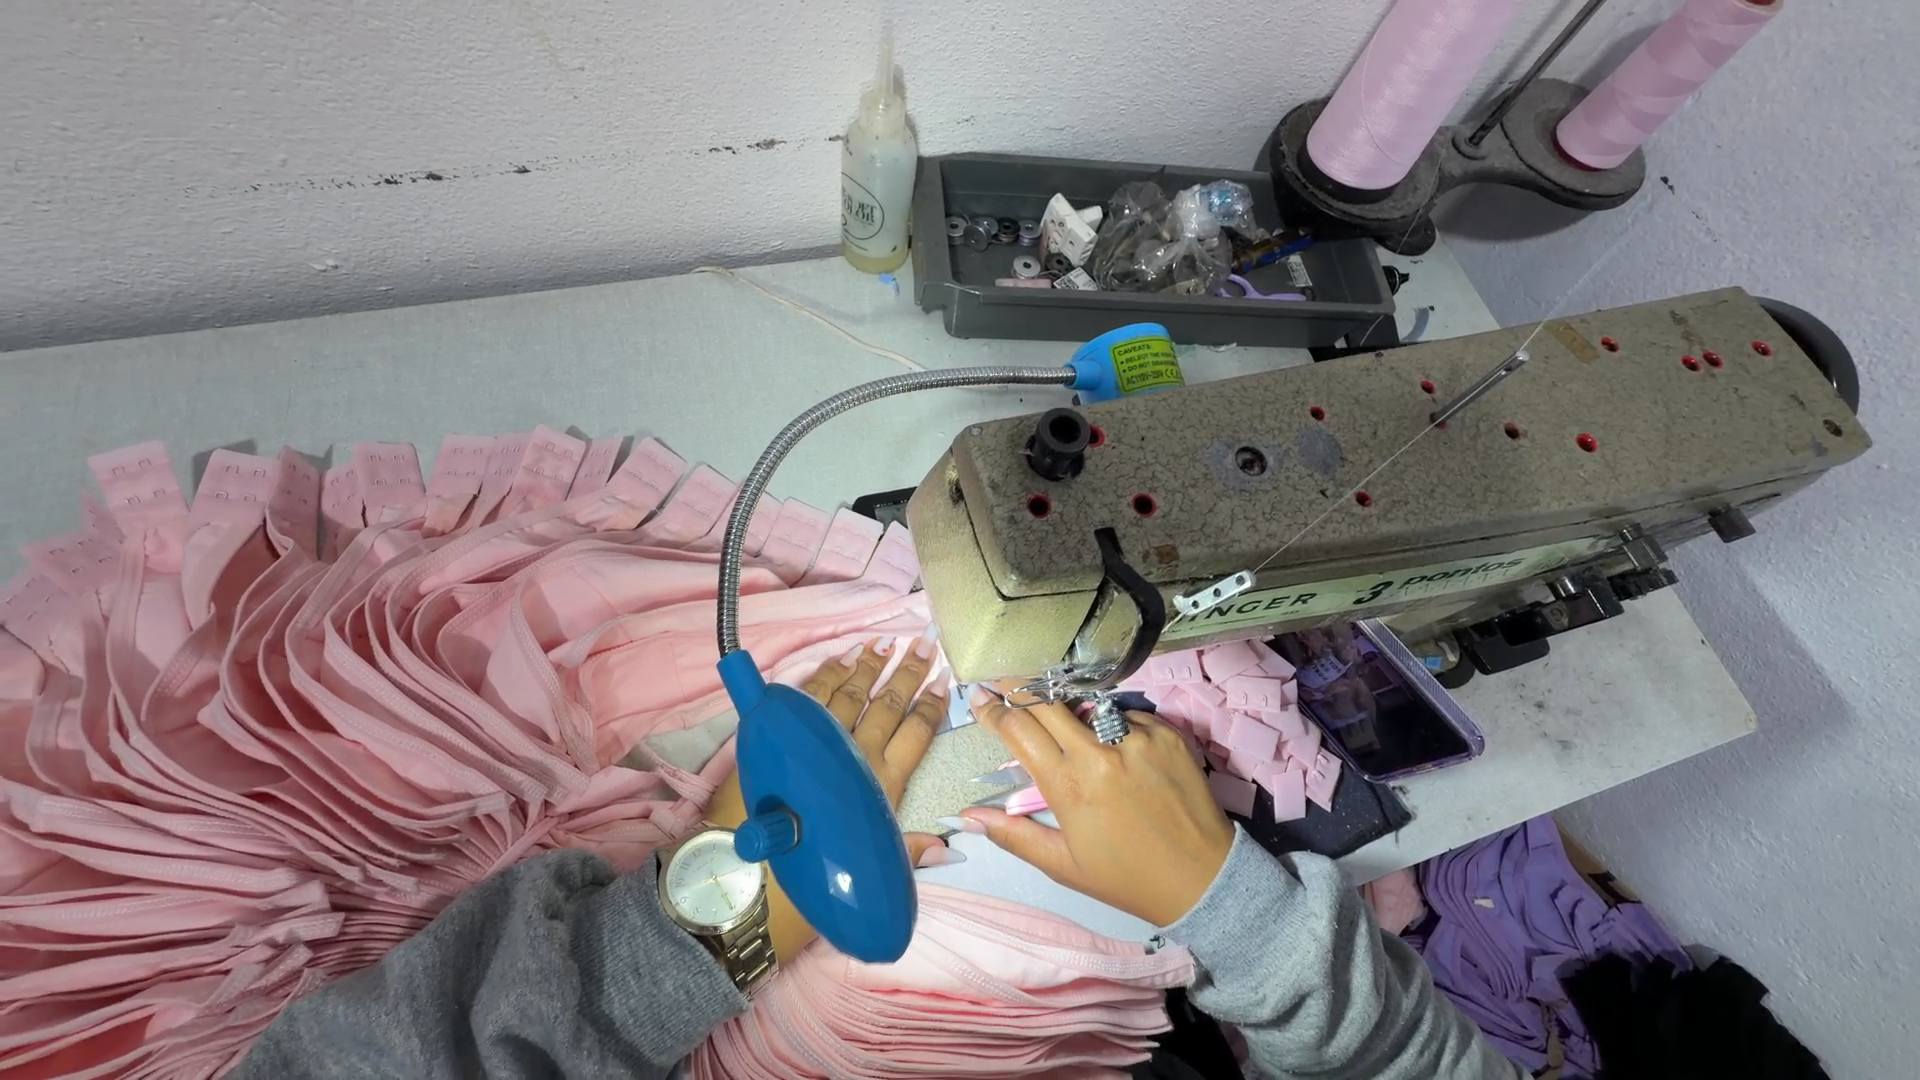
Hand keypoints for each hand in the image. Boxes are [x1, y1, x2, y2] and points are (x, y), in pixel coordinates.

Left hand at [706, 636, 952, 960]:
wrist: (756, 881)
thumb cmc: (822, 876)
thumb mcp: (875, 868)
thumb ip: (910, 851)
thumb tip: (947, 850)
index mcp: (884, 783)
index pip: (917, 732)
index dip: (932, 703)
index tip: (944, 678)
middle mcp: (858, 755)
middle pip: (888, 703)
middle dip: (908, 670)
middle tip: (924, 643)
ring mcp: (822, 741)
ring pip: (853, 691)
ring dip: (871, 664)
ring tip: (888, 643)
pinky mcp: (788, 736)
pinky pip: (814, 693)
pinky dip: (830, 671)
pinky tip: (845, 656)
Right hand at [960, 691, 1234, 926]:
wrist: (1202, 879)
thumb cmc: (1126, 876)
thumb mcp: (1063, 864)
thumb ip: (1013, 834)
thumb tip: (966, 815)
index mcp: (1068, 784)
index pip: (1018, 728)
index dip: (993, 709)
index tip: (979, 696)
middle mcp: (1099, 751)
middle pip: (1046, 700)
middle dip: (1020, 688)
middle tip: (1006, 682)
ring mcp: (1136, 737)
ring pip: (1086, 705)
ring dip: (1071, 712)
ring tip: (1075, 733)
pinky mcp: (1166, 732)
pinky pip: (1126, 715)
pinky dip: (1114, 727)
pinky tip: (1121, 752)